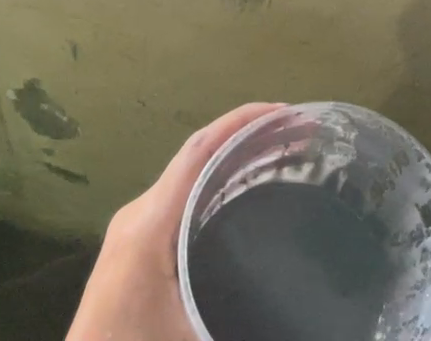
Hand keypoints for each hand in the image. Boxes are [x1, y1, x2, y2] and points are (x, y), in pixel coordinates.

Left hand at [66, 102, 284, 340]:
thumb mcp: (191, 333)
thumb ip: (240, 308)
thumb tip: (293, 298)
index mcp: (150, 223)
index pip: (200, 150)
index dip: (243, 121)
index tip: (286, 113)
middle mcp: (139, 213)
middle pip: (197, 153)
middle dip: (246, 133)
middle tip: (296, 134)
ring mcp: (134, 225)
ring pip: (188, 171)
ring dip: (230, 154)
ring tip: (277, 154)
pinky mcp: (135, 241)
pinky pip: (180, 193)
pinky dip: (215, 178)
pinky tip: (241, 192)